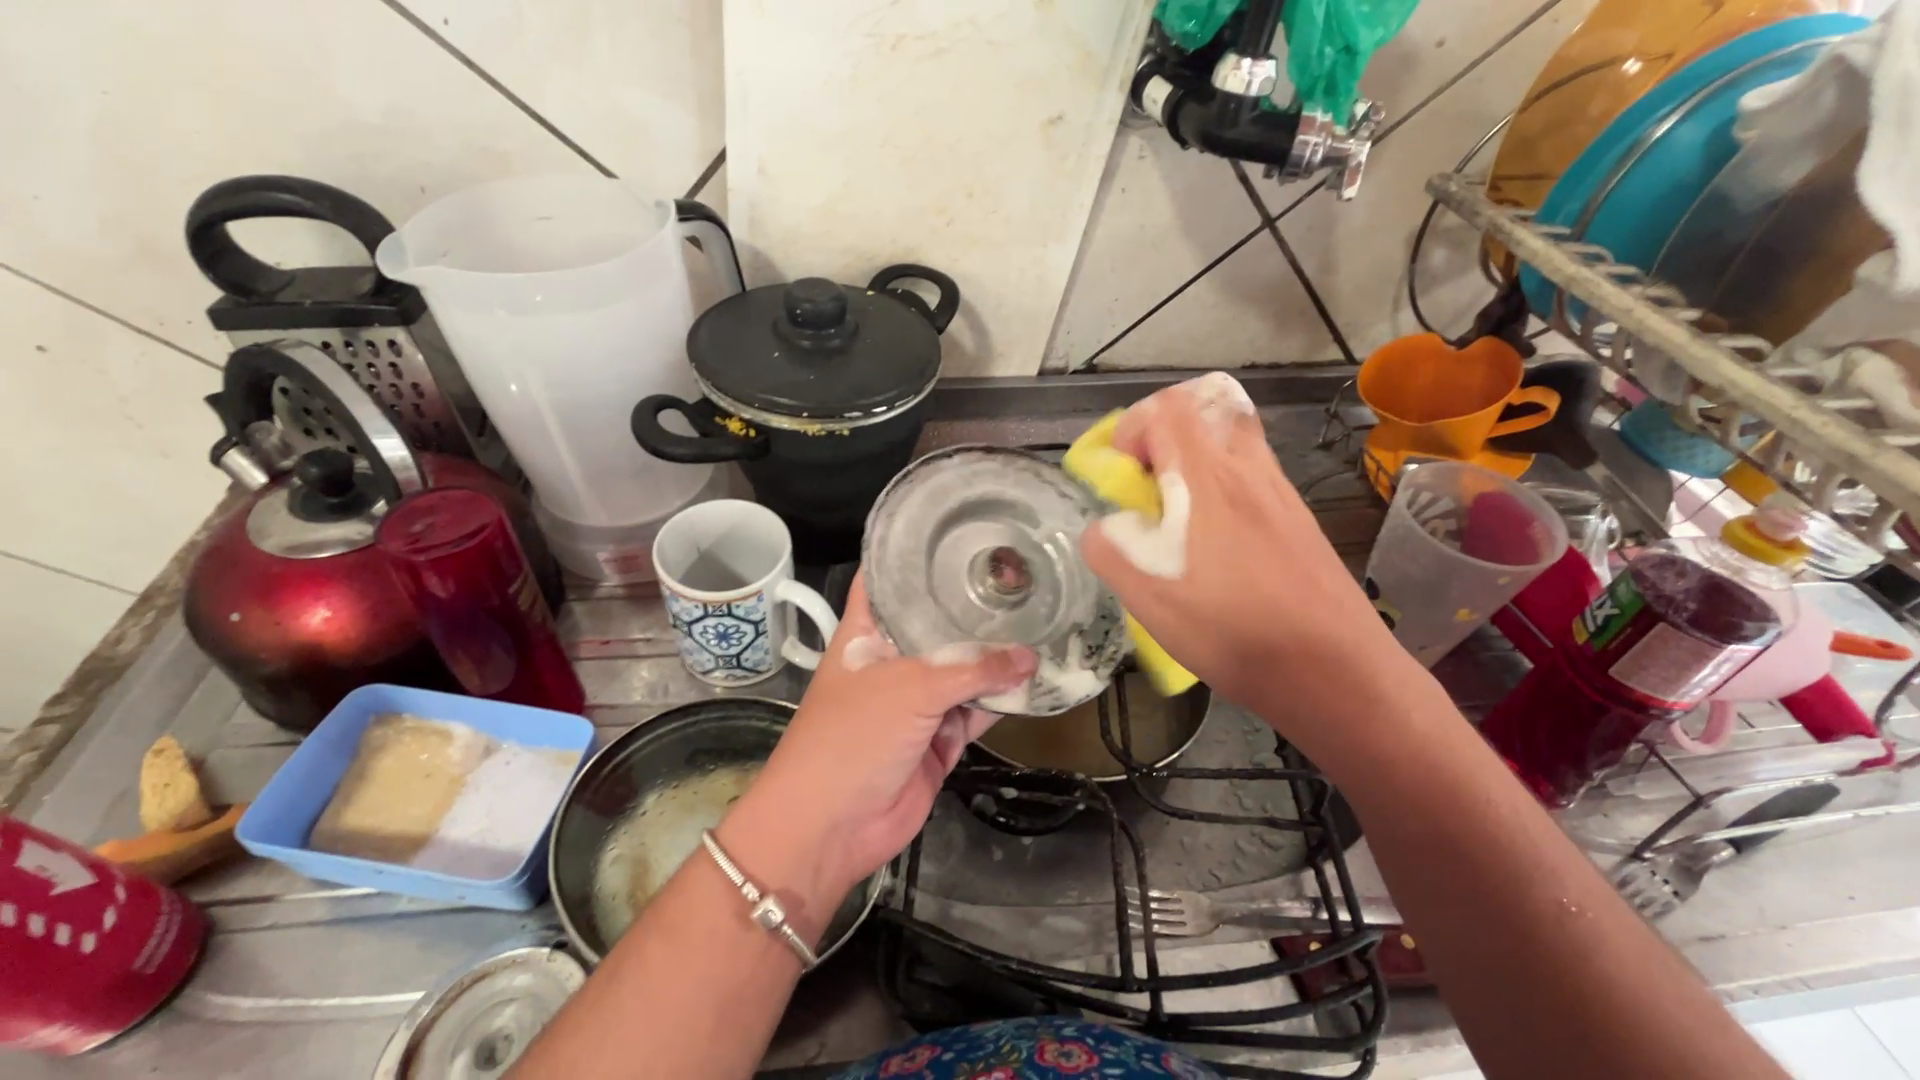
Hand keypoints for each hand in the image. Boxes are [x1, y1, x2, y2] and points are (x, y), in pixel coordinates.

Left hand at [718, 576, 1036, 934]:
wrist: (831, 827)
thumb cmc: (852, 738)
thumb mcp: (908, 689)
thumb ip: (971, 670)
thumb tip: (1029, 657)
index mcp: (866, 633)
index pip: (886, 579)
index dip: (913, 554)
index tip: (956, 530)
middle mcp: (892, 660)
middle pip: (936, 624)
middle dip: (973, 607)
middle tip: (1022, 573)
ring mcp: (916, 701)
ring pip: (964, 670)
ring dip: (997, 656)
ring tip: (1043, 617)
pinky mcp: (939, 739)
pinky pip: (976, 711)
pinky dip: (1003, 700)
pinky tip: (1036, 677)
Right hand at [1078, 374, 1409, 734]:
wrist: (1334, 670)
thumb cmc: (1233, 630)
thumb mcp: (1148, 599)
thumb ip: (1110, 550)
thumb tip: (1106, 527)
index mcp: (1209, 477)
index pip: (1167, 407)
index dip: (1131, 427)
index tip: (1120, 475)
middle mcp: (1250, 471)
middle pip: (1212, 406)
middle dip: (1170, 430)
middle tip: (1153, 480)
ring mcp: (1282, 494)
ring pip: (1237, 443)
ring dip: (1199, 461)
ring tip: (1181, 518)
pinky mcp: (1301, 522)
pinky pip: (1255, 479)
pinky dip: (1226, 490)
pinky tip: (1218, 549)